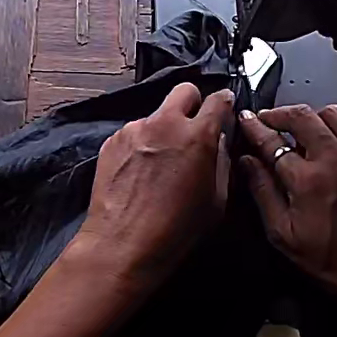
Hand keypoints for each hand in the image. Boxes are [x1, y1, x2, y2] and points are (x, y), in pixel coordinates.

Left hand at [69, 82, 234, 290]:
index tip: (224, 108)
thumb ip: (221, 161)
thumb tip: (218, 142)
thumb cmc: (174, 230)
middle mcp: (164, 124)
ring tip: (160, 164)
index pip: (218, 100)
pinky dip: (141, 145)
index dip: (224, 103)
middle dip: (192, 104)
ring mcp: (134, 130)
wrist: (123, 244)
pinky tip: (140, 172)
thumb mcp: (217, 200)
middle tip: (193, 128)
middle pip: (184, 91)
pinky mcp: (112, 141)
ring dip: (163, 130)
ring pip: (156, 115)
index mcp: (197, 136)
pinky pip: (134, 133)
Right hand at [237, 104, 336, 315]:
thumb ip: (263, 192)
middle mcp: (336, 159)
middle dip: (279, 113)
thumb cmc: (332, 261)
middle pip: (303, 116)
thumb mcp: (284, 234)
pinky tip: (327, 142)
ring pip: (332, 114)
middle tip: (266, 119)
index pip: (273, 141)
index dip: (255, 127)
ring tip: (297, 129)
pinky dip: (335, 127)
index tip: (245, 118)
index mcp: (308, 179)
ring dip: (310, 116)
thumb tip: (247, 162)